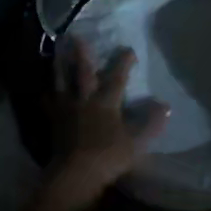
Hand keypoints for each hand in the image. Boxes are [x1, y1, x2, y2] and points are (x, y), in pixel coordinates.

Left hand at [38, 40, 169, 210]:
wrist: (75, 174)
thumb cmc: (108, 156)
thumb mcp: (136, 141)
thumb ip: (151, 123)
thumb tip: (165, 106)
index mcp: (106, 101)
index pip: (117, 76)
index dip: (123, 62)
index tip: (129, 49)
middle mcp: (85, 98)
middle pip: (83, 71)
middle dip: (81, 53)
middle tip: (76, 35)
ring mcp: (66, 109)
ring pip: (62, 81)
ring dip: (60, 66)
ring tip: (57, 51)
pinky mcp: (53, 121)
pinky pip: (48, 104)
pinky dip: (46, 96)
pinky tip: (44, 91)